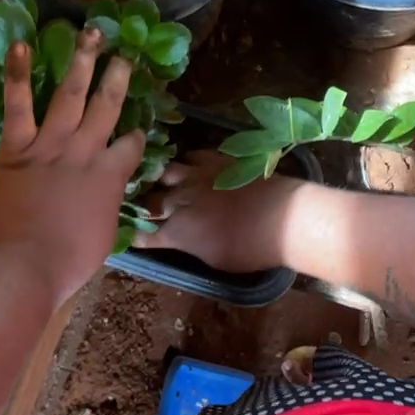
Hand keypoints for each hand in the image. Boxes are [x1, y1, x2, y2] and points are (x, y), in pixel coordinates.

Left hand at [0, 28, 145, 305]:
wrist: (23, 265)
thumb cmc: (68, 262)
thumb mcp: (104, 236)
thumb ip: (108, 205)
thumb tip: (107, 196)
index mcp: (110, 176)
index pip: (131, 145)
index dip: (135, 136)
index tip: (136, 131)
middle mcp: (85, 151)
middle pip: (107, 107)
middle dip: (118, 79)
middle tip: (125, 56)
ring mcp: (50, 146)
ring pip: (70, 95)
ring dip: (82, 62)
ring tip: (91, 34)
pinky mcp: (16, 148)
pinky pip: (18, 105)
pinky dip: (19, 75)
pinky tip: (22, 46)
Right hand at [136, 152, 306, 272]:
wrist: (283, 218)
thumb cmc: (251, 249)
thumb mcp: (214, 258)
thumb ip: (191, 245)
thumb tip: (184, 239)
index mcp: (177, 231)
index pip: (146, 235)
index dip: (138, 237)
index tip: (132, 236)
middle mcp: (180, 200)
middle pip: (152, 201)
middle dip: (144, 207)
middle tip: (142, 208)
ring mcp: (198, 176)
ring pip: (166, 172)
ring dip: (161, 179)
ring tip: (160, 180)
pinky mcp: (217, 160)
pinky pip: (193, 156)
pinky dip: (187, 163)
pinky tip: (190, 166)